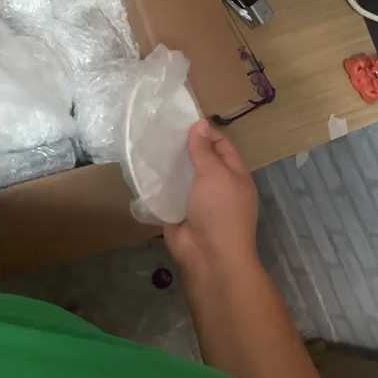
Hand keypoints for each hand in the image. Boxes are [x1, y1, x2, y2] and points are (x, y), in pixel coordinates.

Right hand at [163, 121, 262, 281]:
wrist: (209, 256)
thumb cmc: (220, 211)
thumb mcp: (215, 175)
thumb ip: (204, 150)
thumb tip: (200, 124)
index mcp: (234, 176)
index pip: (222, 146)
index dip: (205, 133)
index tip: (182, 121)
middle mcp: (217, 187)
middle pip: (201, 161)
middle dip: (184, 148)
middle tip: (159, 131)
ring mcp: (197, 202)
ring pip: (183, 177)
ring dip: (169, 165)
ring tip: (148, 145)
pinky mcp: (178, 213)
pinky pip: (168, 194)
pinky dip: (158, 184)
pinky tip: (143, 170)